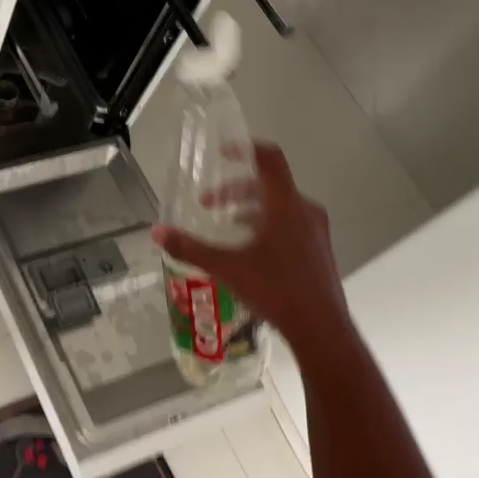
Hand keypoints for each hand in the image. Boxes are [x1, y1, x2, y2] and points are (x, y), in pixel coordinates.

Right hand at [152, 142, 350, 358]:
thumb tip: (157, 232)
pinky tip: (249, 252)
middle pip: (270, 184)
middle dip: (236, 190)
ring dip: (250, 209)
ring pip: (280, 206)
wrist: (320, 328)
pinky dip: (266, 225)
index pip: (269, 160)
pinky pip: (290, 224)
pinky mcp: (318, 250)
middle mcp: (304, 211)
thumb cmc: (275, 290)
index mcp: (285, 205)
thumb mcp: (226, 268)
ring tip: (226, 227)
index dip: (245, 149)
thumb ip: (191, 248)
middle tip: (209, 205)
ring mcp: (316, 231)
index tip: (222, 154)